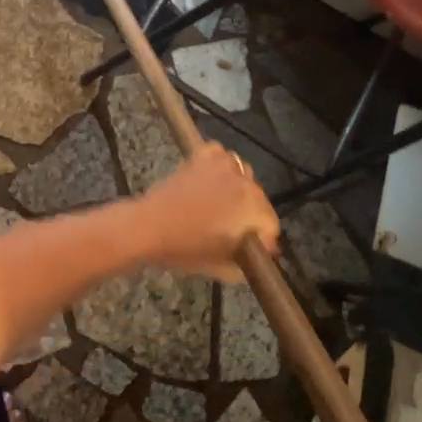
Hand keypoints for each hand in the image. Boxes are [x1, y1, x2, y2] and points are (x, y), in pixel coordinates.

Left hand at [131, 142, 279, 281]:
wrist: (150, 226)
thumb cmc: (186, 249)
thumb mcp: (223, 268)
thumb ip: (247, 263)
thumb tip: (256, 258)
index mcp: (252, 208)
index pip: (271, 224)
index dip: (263, 240)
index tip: (251, 250)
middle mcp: (242, 182)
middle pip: (259, 198)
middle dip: (251, 215)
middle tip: (234, 230)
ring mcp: (220, 165)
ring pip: (242, 172)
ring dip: (238, 187)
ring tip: (223, 203)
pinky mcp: (200, 156)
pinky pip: (220, 153)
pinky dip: (219, 163)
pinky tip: (211, 178)